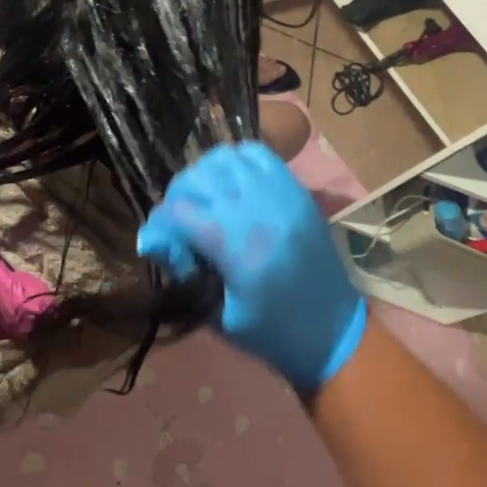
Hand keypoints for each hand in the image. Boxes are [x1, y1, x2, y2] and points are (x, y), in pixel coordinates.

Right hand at [136, 142, 366, 390]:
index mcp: (238, 252)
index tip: (161, 235)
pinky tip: (233, 183)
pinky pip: (259, 154)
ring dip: (206, 173)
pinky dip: (237, 161)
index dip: (161, 221)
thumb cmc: (271, 332)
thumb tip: (152, 239)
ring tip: (206, 196)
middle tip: (180, 216)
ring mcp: (282, 197)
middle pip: (199, 177)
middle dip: (179, 194)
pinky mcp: (297, 191)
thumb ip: (183, 271)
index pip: (180, 211)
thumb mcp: (216, 315)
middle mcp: (258, 214)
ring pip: (225, 158)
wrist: (334, 331)